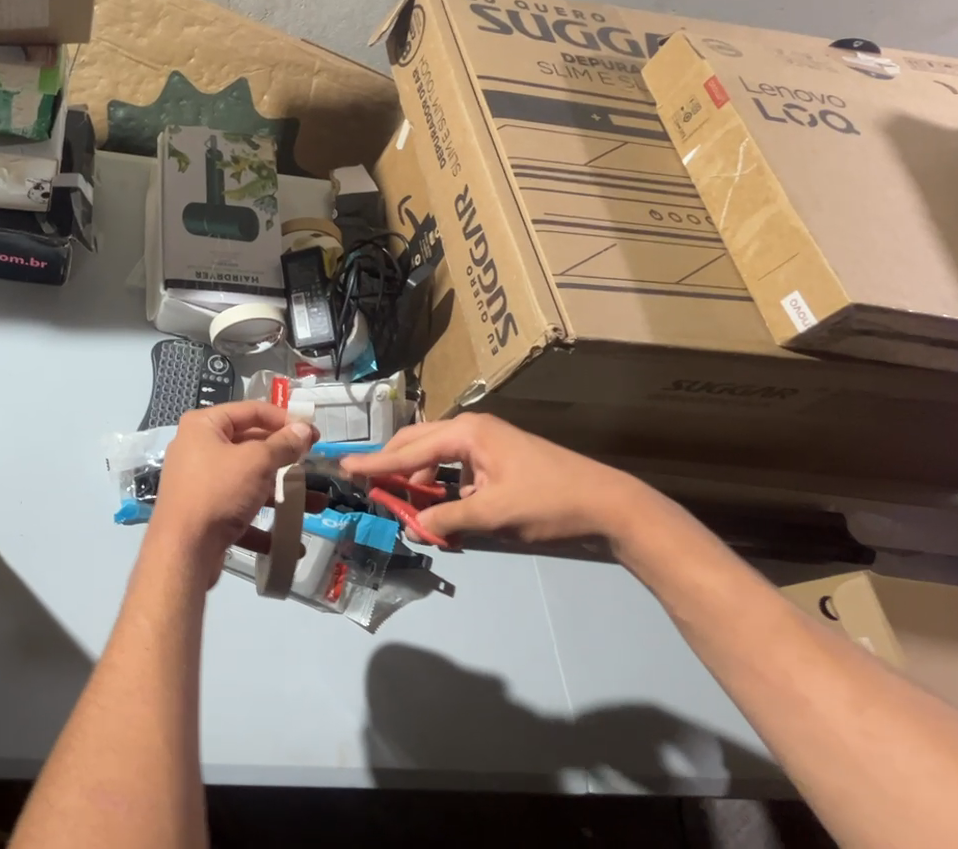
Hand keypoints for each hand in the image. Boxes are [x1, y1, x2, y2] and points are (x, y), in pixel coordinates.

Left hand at [148, 402, 318, 561]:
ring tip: (315, 504)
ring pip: (248, 482)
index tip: (312, 433)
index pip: (250, 411)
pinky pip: (239, 510)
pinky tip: (291, 541)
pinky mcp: (205, 512)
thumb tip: (304, 429)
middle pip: (249, 446)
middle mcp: (198, 449)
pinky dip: (263, 524)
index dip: (284, 419)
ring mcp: (200, 482)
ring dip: (281, 494)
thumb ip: (283, 444)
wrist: (183, 550)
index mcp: (204, 426)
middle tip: (313, 466)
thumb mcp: (256, 462)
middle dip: (285, 460)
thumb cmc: (219, 492)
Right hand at [340, 413, 658, 544]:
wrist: (612, 506)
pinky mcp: (499, 461)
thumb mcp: (493, 514)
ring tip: (410, 508)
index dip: (376, 462)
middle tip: (367, 482)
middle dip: (394, 466)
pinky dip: (444, 489)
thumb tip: (416, 527)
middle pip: (418, 445)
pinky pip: (457, 471)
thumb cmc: (549, 502)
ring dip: (421, 482)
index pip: (409, 449)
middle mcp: (472, 430)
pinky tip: (443, 510)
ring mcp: (487, 445)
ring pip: (436, 459)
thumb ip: (448, 518)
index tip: (345, 467)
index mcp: (467, 433)